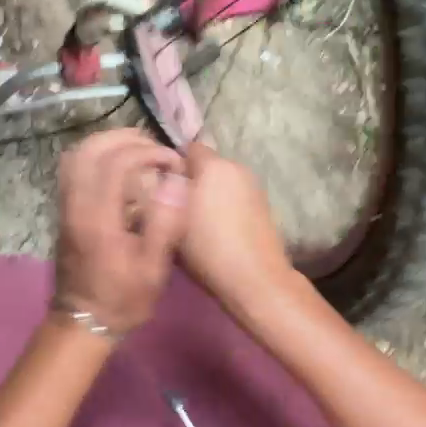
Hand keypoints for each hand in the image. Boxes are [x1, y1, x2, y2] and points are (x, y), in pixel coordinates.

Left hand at [53, 130, 188, 333]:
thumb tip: (176, 181)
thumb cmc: (122, 298)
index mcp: (98, 217)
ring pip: (76, 155)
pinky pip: (73, 168)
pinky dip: (96, 156)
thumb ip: (165, 223)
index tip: (172, 163)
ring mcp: (65, 205)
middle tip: (155, 149)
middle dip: (126, 139)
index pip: (117, 162)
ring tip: (139, 151)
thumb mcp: (153, 269)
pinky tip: (119, 167)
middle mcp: (75, 204)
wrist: (82, 322)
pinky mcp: (63, 209)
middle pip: (90, 148)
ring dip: (108, 144)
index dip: (148, 152)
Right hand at [179, 144, 300, 312]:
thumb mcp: (172, 221)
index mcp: (214, 165)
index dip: (174, 163)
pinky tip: (218, 229)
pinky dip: (225, 205)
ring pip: (222, 181)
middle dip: (193, 179)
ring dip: (210, 193)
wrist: (254, 278)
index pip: (190, 147)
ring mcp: (254, 186)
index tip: (161, 183)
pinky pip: (236, 196)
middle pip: (208, 164)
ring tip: (196, 220)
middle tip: (175, 205)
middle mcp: (237, 168)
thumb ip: (166, 193)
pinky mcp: (264, 205)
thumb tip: (164, 180)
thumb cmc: (207, 248)